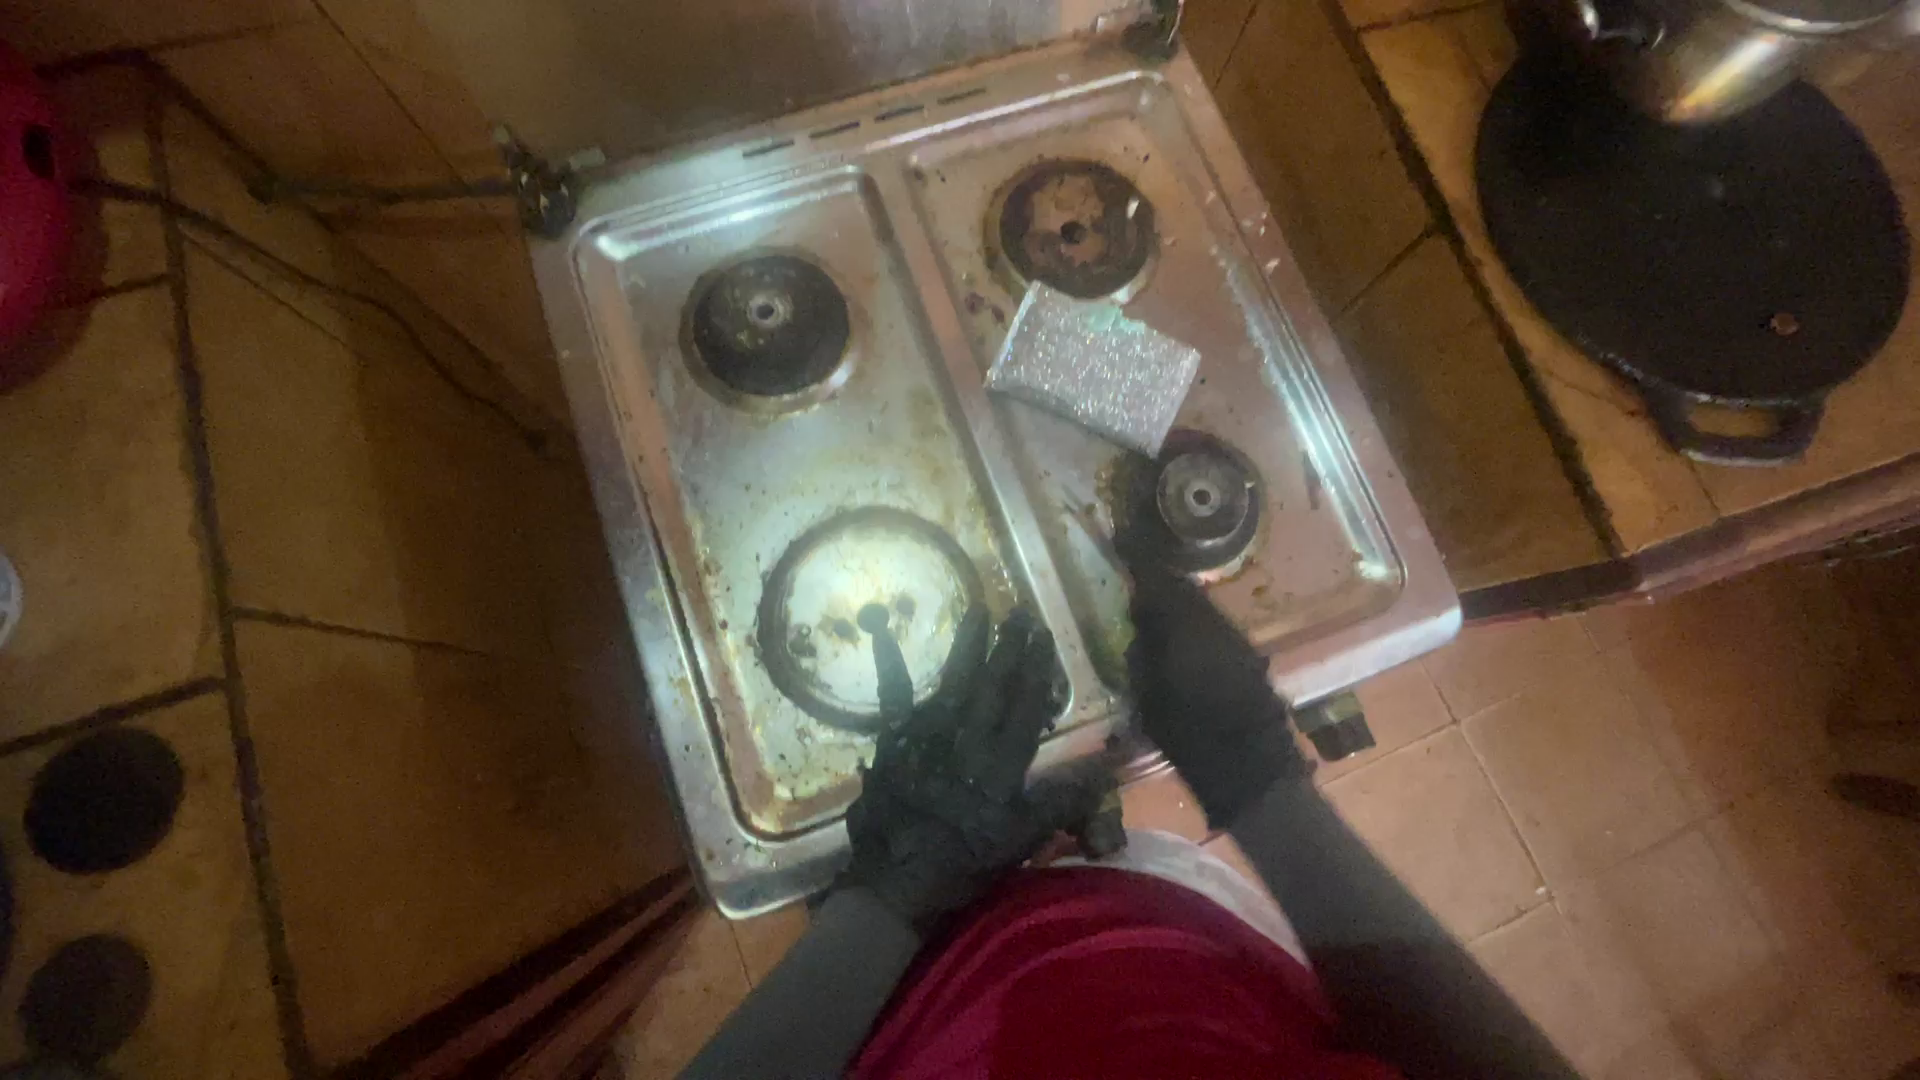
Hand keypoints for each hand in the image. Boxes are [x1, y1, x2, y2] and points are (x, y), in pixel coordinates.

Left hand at [835, 606, 1112, 933]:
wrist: (897, 882)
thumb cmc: (964, 863)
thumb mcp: (1021, 841)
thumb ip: (1061, 802)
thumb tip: (1105, 769)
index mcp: (1000, 763)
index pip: (1025, 706)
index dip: (1037, 668)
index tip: (1045, 635)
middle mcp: (966, 738)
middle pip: (992, 684)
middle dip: (1008, 646)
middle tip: (1020, 611)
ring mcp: (927, 734)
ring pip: (953, 680)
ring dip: (967, 644)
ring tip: (979, 609)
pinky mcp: (894, 738)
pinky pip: (892, 695)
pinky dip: (890, 663)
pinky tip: (883, 632)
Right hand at [1120, 531, 1308, 827]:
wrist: (1253, 772)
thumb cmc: (1189, 740)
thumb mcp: (1148, 698)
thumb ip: (1142, 651)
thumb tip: (1140, 616)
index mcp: (1183, 630)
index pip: (1156, 579)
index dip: (1136, 554)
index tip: (1120, 533)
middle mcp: (1213, 624)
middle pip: (1181, 585)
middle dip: (1157, 575)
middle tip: (1135, 571)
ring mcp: (1235, 637)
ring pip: (1200, 603)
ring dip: (1177, 597)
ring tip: (1155, 602)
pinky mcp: (1249, 653)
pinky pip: (1214, 622)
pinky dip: (1194, 618)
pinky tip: (1183, 633)